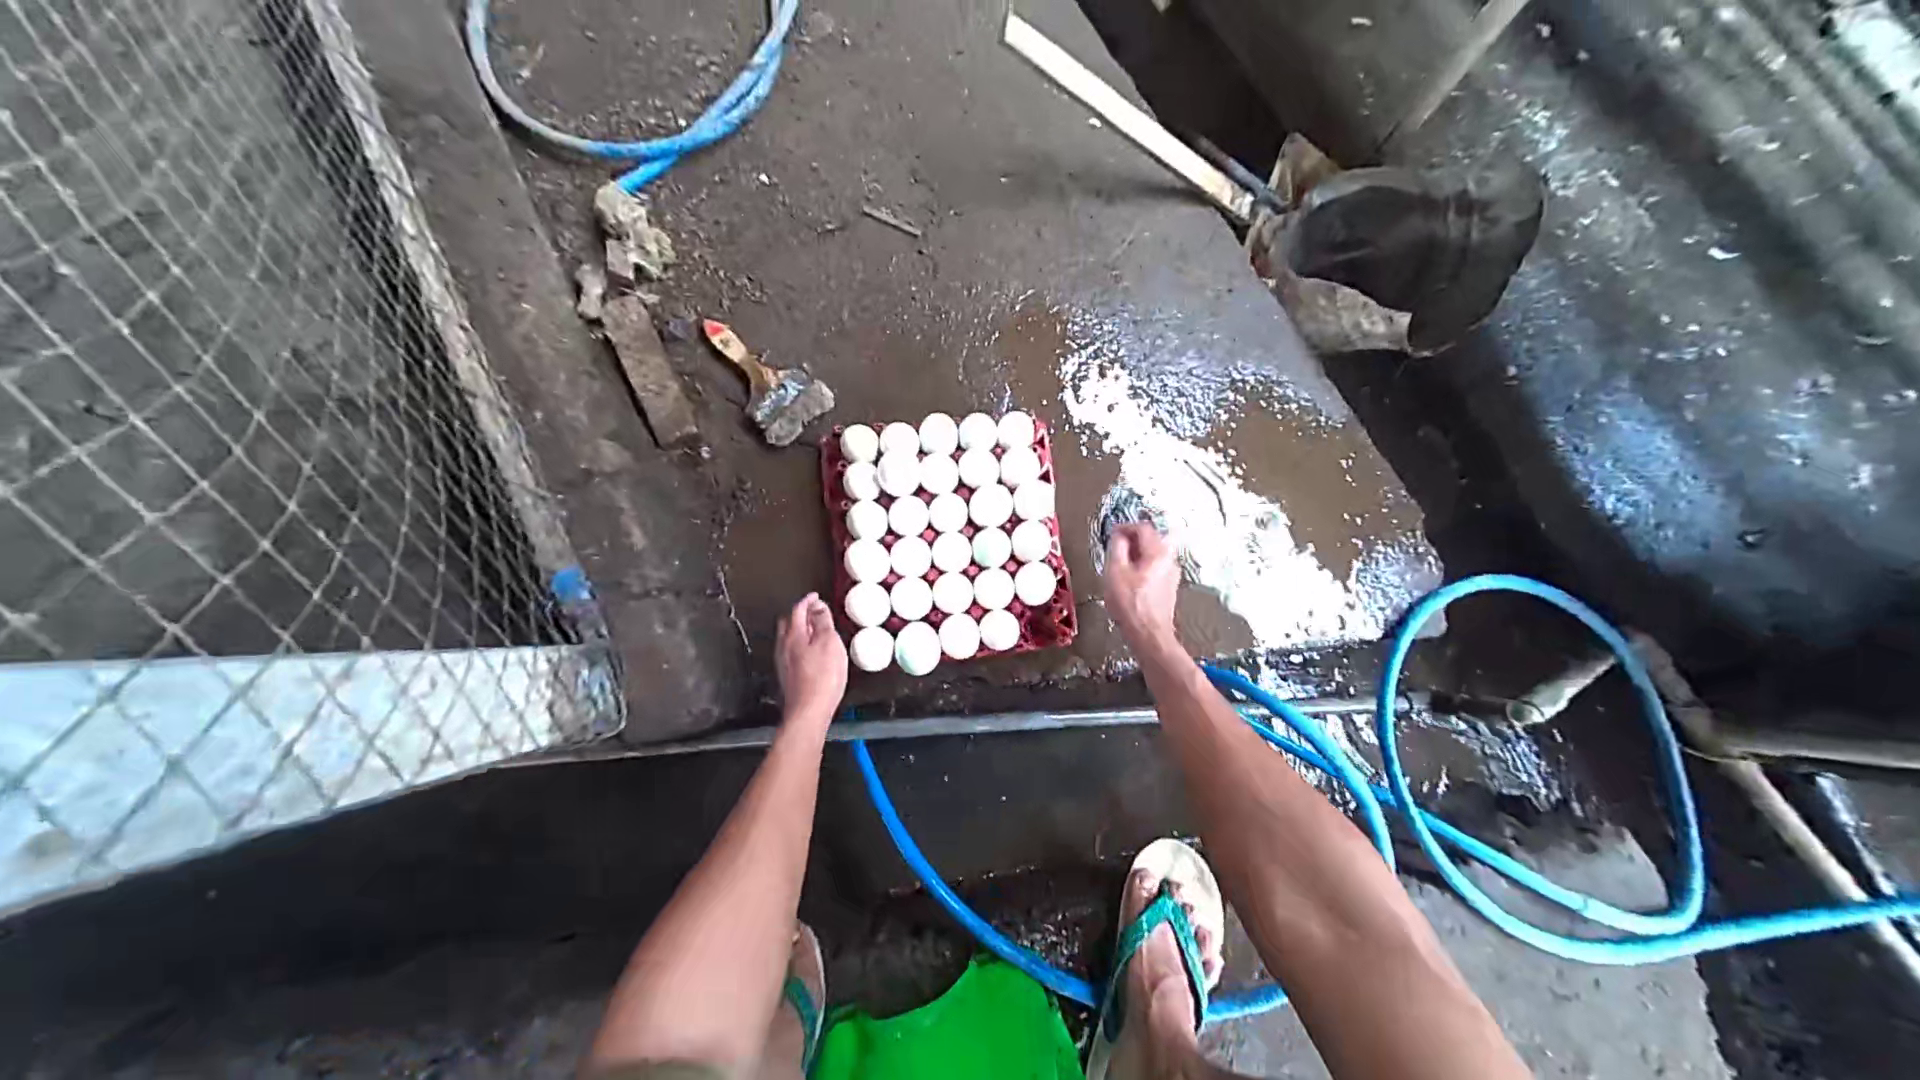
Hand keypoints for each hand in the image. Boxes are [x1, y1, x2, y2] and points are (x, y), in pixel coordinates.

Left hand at [775, 593, 846, 726]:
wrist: (809, 711)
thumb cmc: (822, 678)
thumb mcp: (829, 643)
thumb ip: (823, 622)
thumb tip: (818, 607)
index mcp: (794, 635)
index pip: (798, 610)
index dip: (807, 601)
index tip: (814, 597)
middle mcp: (784, 647)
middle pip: (788, 623)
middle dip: (800, 614)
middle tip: (813, 611)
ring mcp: (784, 663)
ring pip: (788, 638)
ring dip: (800, 630)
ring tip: (814, 630)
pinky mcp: (788, 676)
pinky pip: (791, 653)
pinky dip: (800, 645)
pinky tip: (811, 653)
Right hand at [1103, 523, 1179, 650]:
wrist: (1148, 634)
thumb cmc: (1131, 604)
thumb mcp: (1115, 571)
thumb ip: (1117, 547)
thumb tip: (1118, 536)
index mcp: (1158, 553)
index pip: (1143, 527)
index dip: (1125, 527)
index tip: (1112, 533)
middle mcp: (1170, 560)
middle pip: (1152, 539)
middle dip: (1132, 539)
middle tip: (1116, 545)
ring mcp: (1171, 575)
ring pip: (1154, 553)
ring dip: (1137, 553)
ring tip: (1120, 562)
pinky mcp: (1168, 587)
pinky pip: (1155, 567)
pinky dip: (1143, 565)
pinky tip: (1130, 578)